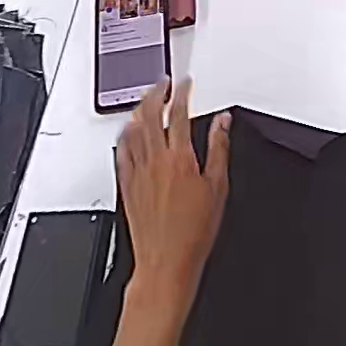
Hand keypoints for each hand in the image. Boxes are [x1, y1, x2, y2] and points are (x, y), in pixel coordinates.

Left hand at [117, 81, 231, 302]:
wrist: (166, 263)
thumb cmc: (194, 232)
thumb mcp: (218, 187)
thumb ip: (219, 149)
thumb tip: (223, 123)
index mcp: (180, 158)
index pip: (179, 113)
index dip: (181, 93)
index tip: (184, 84)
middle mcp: (155, 161)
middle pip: (150, 115)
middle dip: (155, 93)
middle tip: (162, 83)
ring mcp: (138, 172)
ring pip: (133, 130)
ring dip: (139, 109)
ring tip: (145, 98)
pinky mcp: (127, 186)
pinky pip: (122, 152)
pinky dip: (125, 135)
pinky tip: (127, 130)